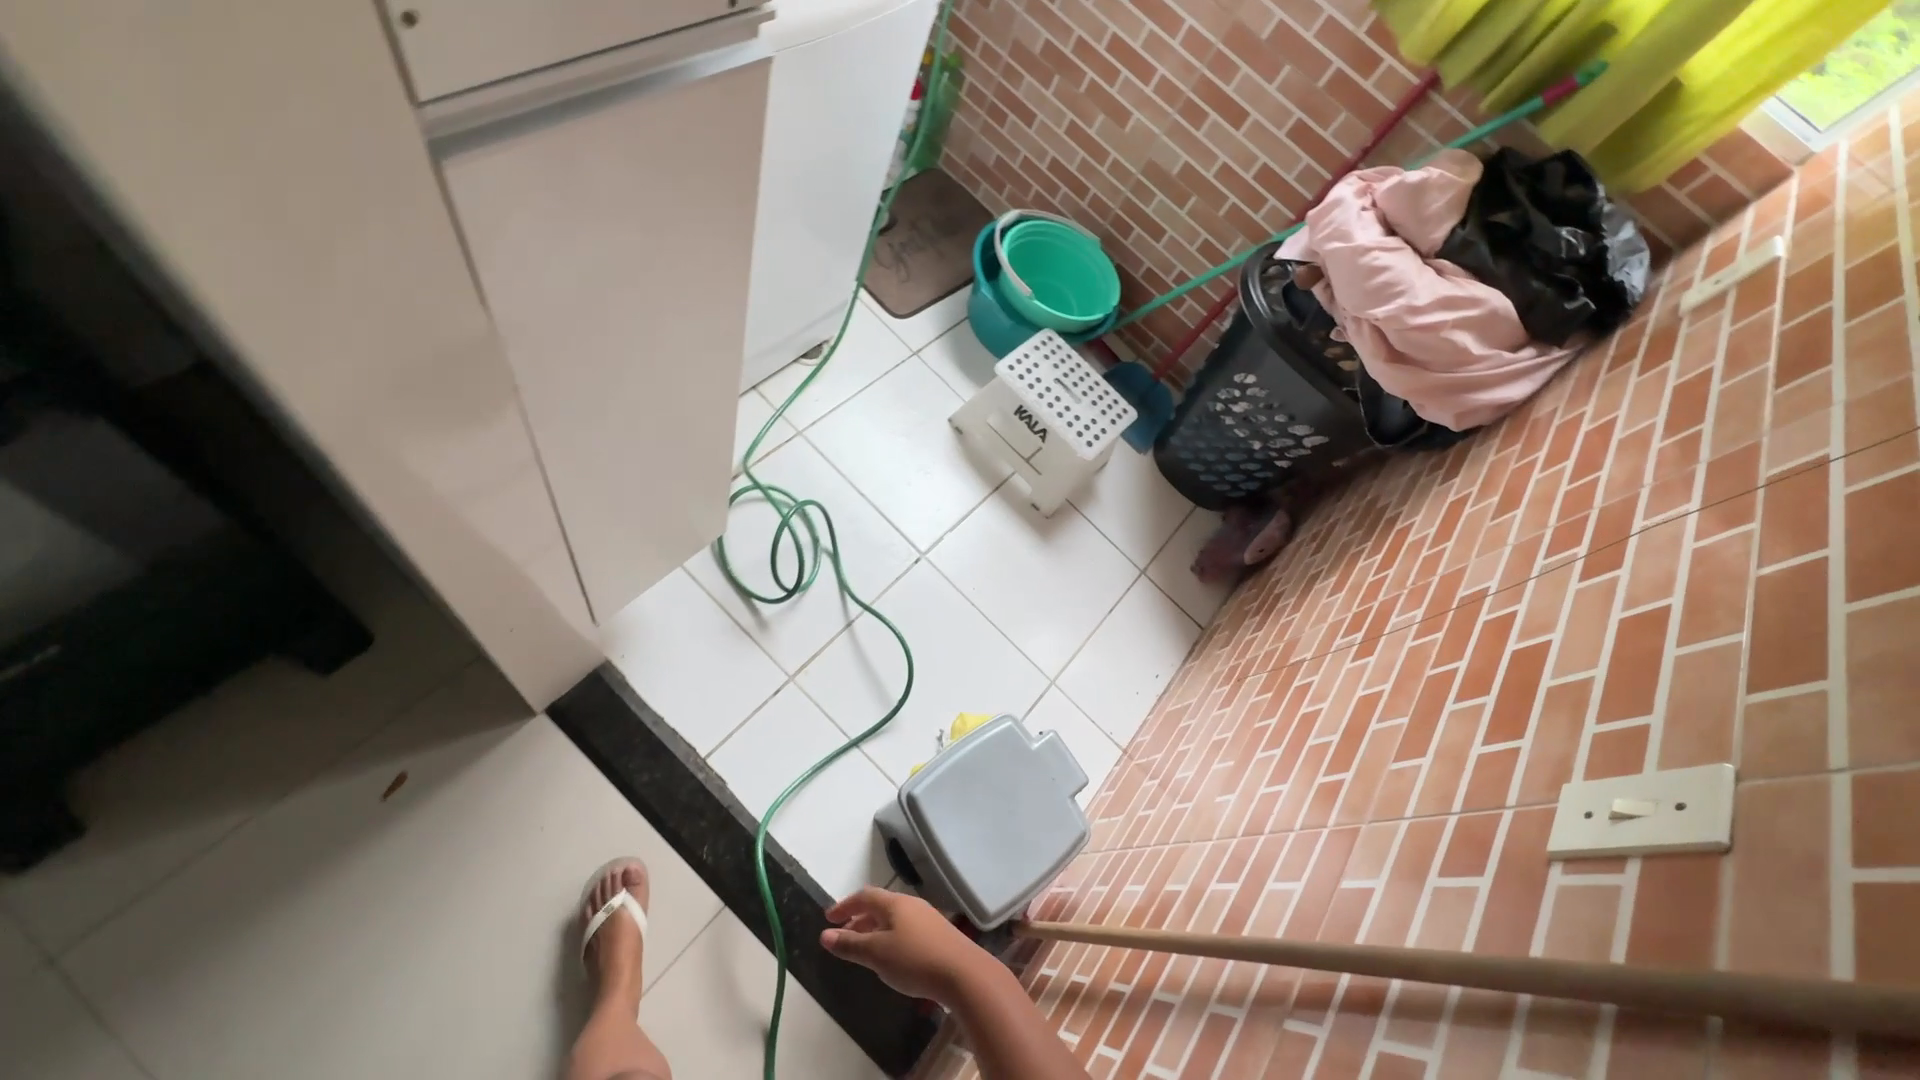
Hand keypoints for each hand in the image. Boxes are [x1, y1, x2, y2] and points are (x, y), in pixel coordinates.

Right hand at [820, 887, 982, 1002]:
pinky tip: (890, 958)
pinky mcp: (938, 936)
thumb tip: (824, 935)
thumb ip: (850, 944)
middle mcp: (912, 905)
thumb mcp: (877, 954)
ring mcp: (928, 920)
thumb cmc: (914, 960)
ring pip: (893, 919)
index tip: (828, 919)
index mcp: (895, 903)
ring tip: (863, 949)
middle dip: (858, 919)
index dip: (845, 906)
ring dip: (874, 930)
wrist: (964, 974)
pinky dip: (889, 938)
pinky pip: (906, 930)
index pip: (864, 896)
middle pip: (879, 906)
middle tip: (842, 936)